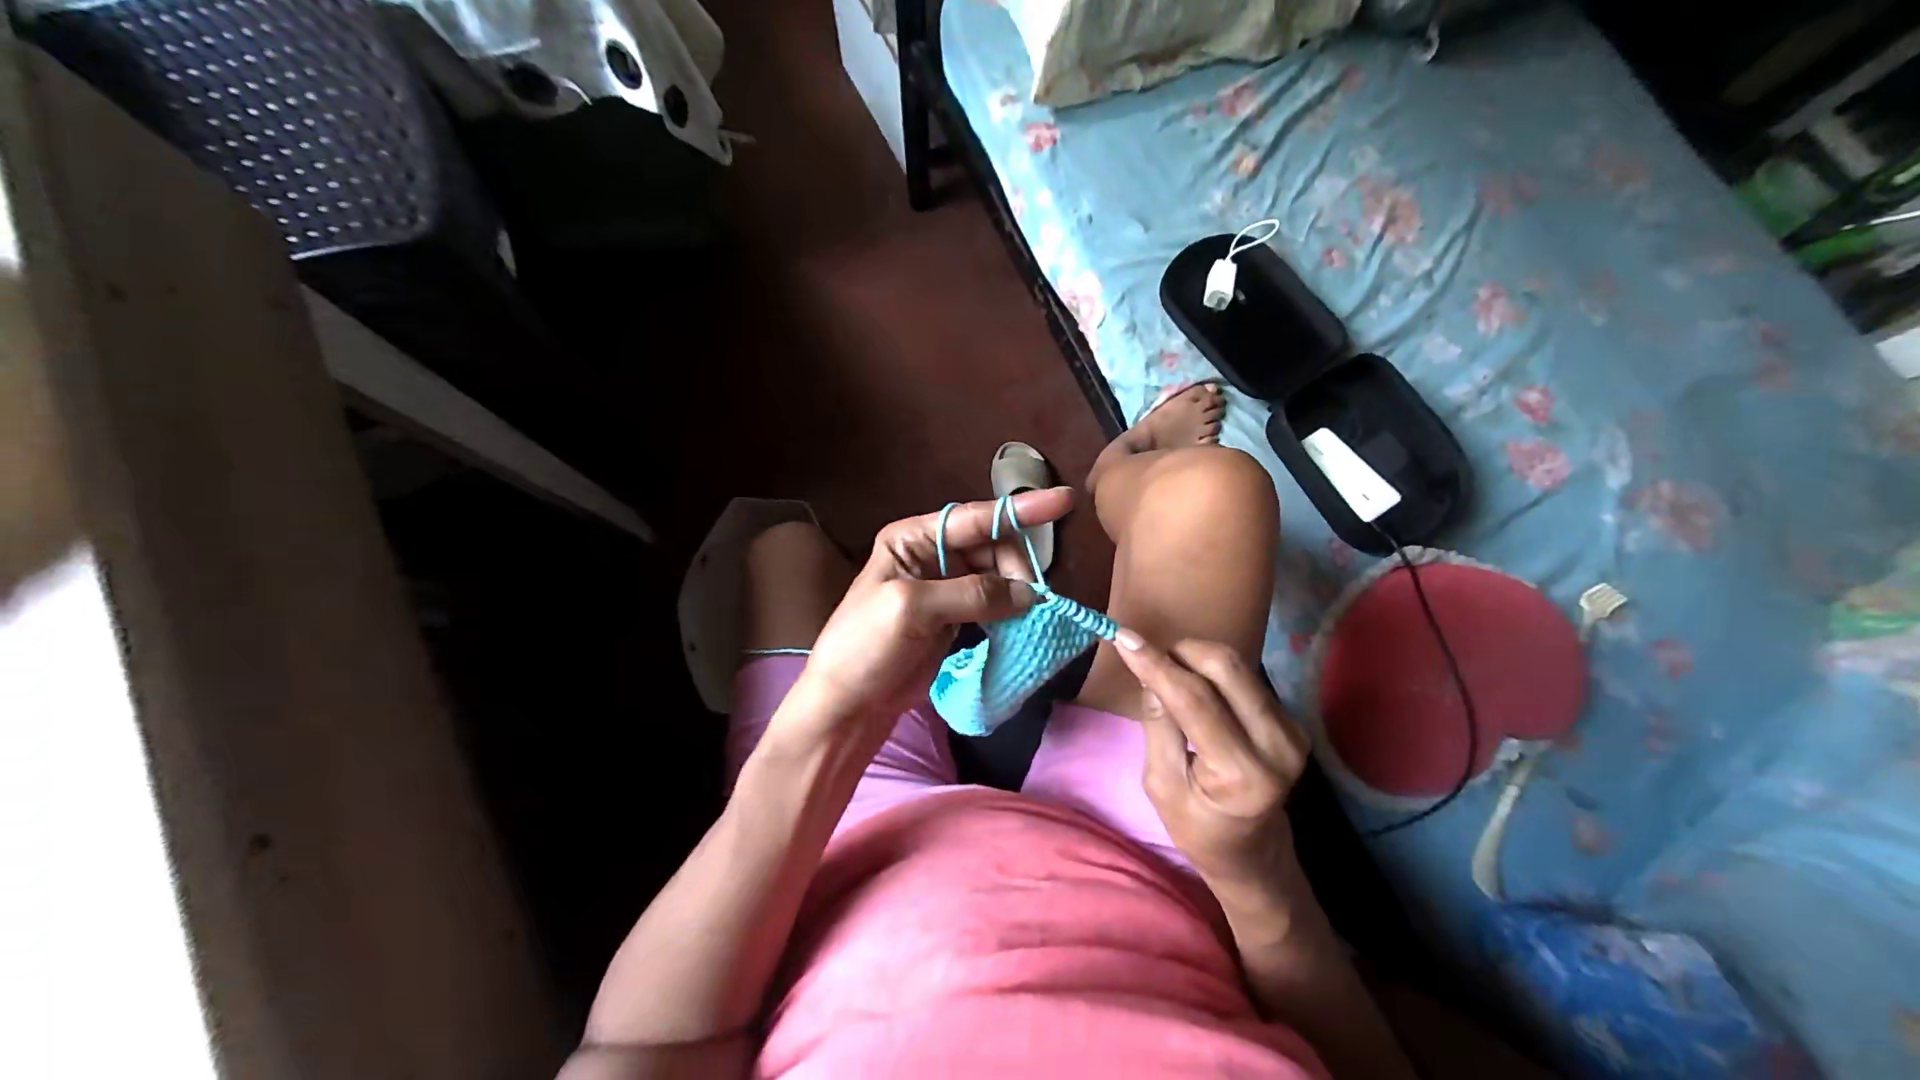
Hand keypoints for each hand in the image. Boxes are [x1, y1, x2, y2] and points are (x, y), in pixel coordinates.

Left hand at [772, 488, 1075, 746]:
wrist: (848, 703)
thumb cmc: (865, 646)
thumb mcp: (911, 609)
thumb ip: (970, 593)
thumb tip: (1029, 593)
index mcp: (912, 539)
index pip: (974, 517)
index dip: (1021, 510)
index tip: (1065, 499)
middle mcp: (931, 555)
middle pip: (992, 545)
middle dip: (1017, 566)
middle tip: (1034, 599)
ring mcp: (945, 586)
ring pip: (998, 574)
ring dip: (1018, 589)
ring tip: (1032, 613)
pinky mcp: (955, 616)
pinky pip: (994, 602)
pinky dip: (1012, 609)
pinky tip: (1022, 621)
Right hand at [1114, 635, 1311, 899]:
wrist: (1252, 851)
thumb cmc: (1198, 826)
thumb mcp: (1161, 785)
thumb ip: (1159, 727)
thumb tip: (1150, 674)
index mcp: (1241, 775)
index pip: (1194, 700)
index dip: (1156, 665)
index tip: (1123, 638)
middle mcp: (1277, 747)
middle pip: (1225, 667)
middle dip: (1181, 652)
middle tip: (1152, 661)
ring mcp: (1292, 732)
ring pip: (1237, 666)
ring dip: (1196, 660)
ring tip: (1171, 679)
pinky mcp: (1293, 721)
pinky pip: (1246, 677)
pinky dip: (1212, 673)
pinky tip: (1198, 692)